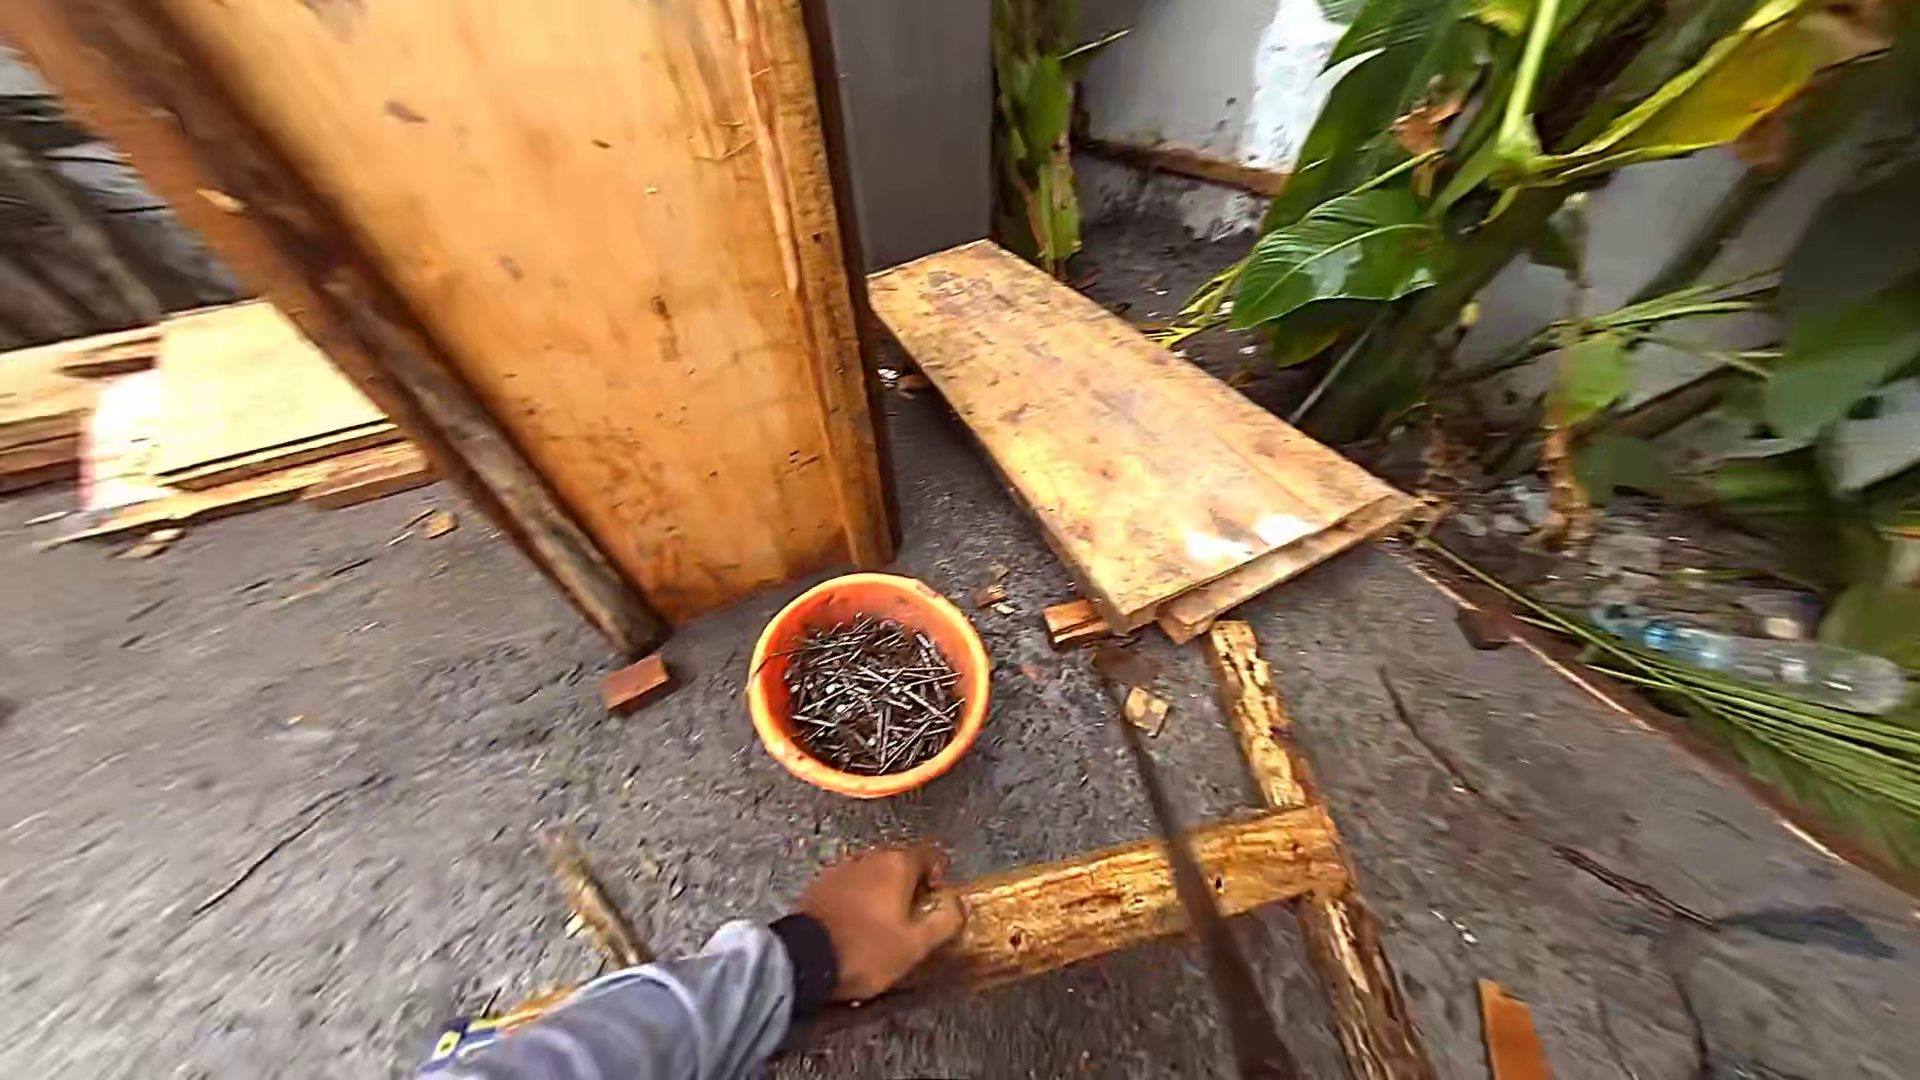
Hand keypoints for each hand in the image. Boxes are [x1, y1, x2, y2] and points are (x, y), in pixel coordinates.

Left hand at [797, 846, 966, 1000]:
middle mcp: (872, 856)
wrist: (804, 957)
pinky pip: (852, 882)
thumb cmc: (866, 950)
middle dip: (910, 884)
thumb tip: (960, 904)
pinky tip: (854, 920)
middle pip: (901, 862)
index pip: (929, 855)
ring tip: (881, 922)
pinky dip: (859, 895)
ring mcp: (845, 866)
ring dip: (883, 889)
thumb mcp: (915, 946)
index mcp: (898, 865)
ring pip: (875, 872)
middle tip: (910, 916)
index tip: (934, 901)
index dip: (937, 877)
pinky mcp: (823, 881)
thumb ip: (945, 922)